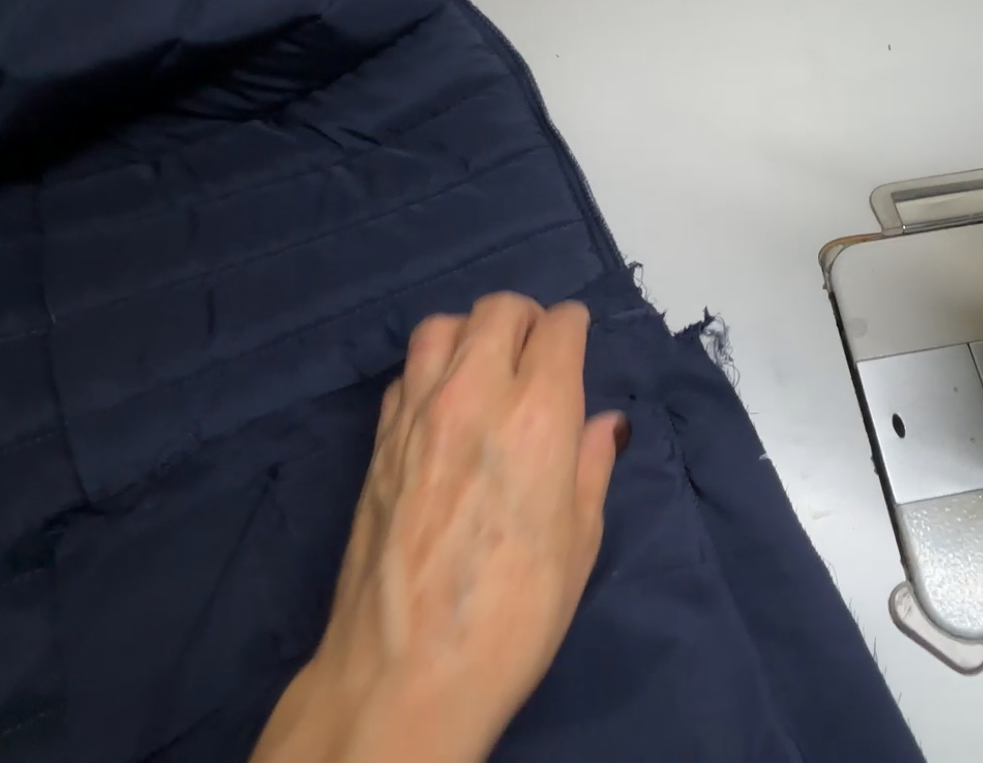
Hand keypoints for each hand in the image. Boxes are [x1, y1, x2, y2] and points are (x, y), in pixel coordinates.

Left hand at [251, 294, 628, 762]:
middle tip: (539, 353)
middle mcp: (476, 393)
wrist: (405, 672)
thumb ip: (592, 465)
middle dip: (529, 318)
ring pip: (444, 325)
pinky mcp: (379, 439)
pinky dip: (433, 367)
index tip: (578, 339)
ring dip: (475, 332)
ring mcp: (417, 412)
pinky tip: (444, 403)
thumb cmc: (515, 613)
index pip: (559, 327)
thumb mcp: (580, 541)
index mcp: (539, 415)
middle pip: (500, 309)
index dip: (574, 325)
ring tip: (488, 366)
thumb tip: (603, 423)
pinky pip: (408, 371)